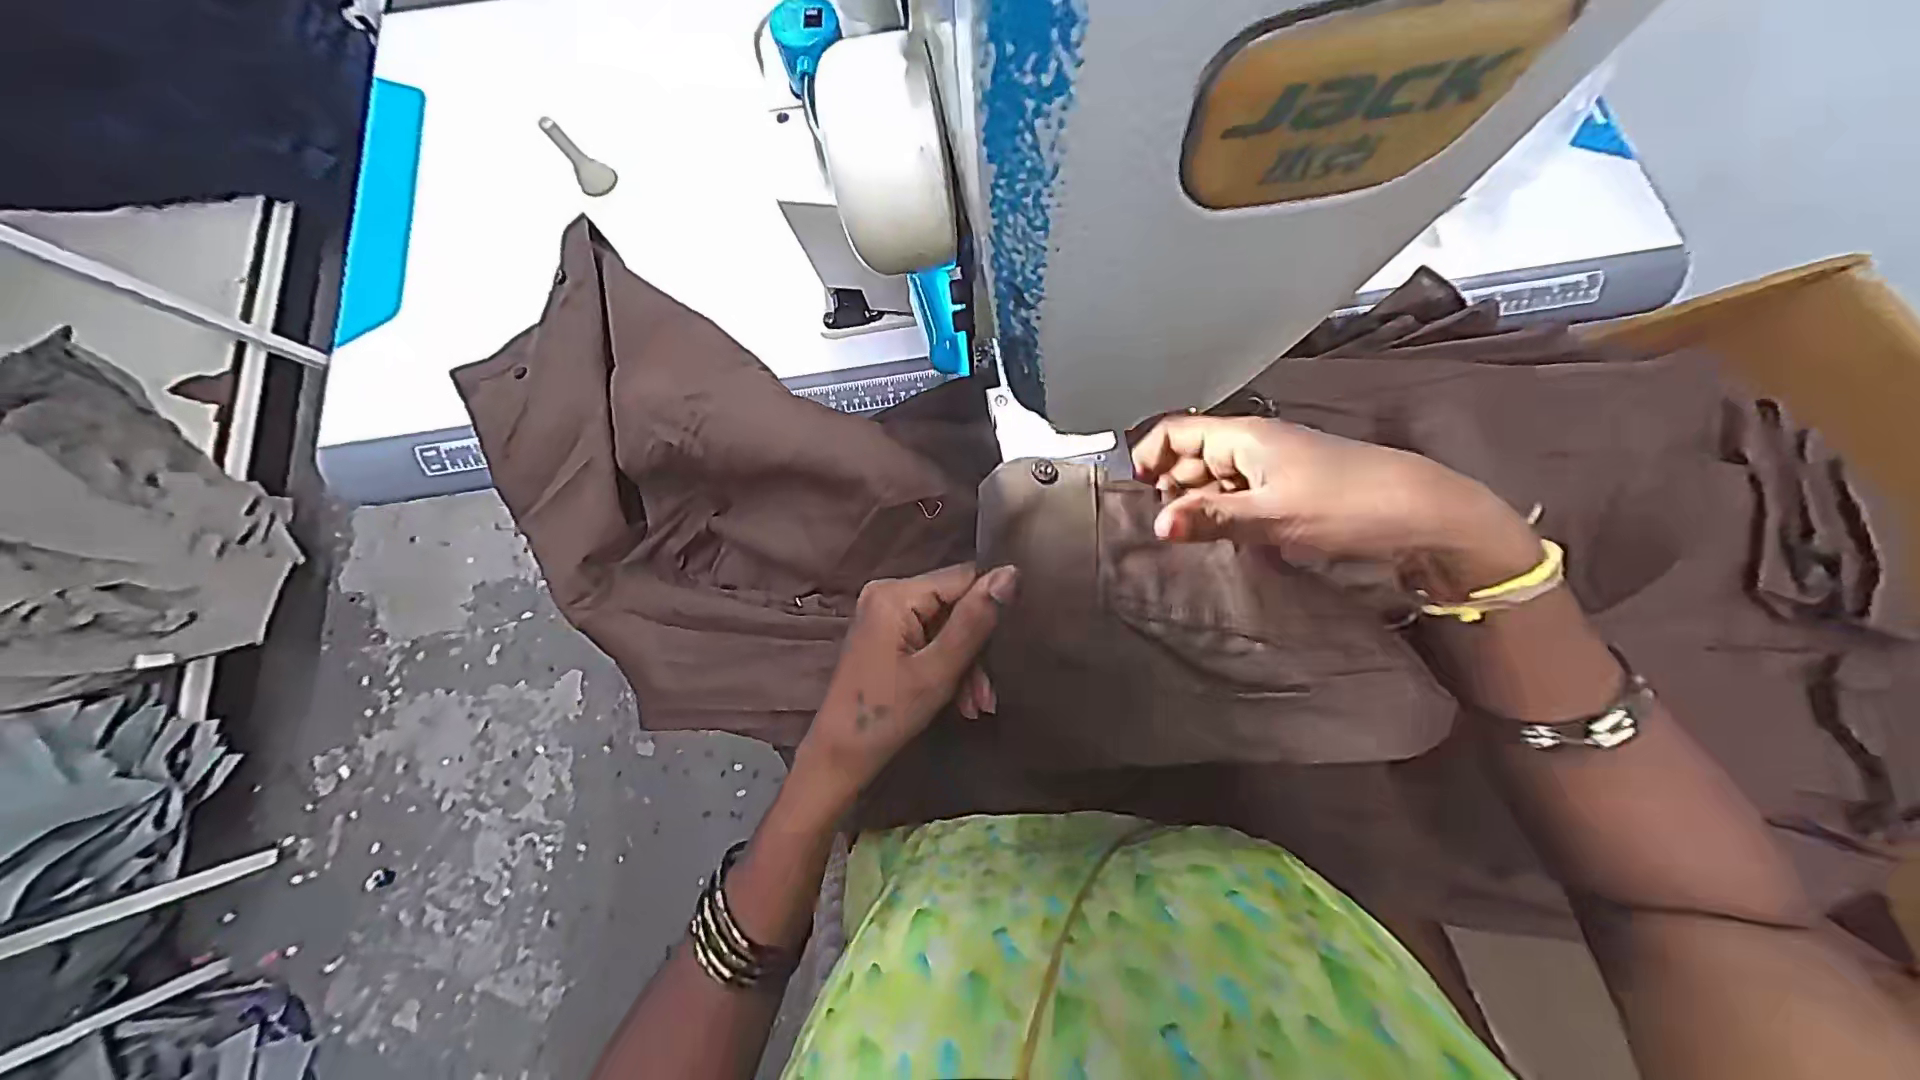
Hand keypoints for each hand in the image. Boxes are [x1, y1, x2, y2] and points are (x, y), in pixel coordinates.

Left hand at [792, 563, 1018, 806]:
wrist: (841, 756)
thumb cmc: (886, 715)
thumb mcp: (938, 670)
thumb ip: (974, 621)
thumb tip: (1011, 574)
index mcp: (895, 594)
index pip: (963, 577)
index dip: (991, 606)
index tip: (1012, 642)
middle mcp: (888, 593)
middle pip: (955, 603)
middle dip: (978, 647)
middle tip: (989, 690)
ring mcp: (885, 614)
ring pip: (948, 625)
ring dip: (967, 664)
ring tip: (978, 704)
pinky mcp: (887, 634)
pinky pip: (931, 639)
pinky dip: (948, 666)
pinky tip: (962, 701)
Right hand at [1131, 415, 1539, 593]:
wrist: (1424, 516)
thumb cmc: (1350, 503)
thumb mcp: (1272, 514)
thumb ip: (1211, 518)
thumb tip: (1159, 525)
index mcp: (1245, 436)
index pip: (1176, 431)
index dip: (1150, 456)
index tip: (1138, 492)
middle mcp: (1253, 445)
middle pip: (1190, 455)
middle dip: (1170, 485)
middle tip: (1165, 522)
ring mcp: (1271, 467)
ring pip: (1213, 478)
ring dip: (1196, 503)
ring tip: (1192, 533)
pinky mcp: (1287, 489)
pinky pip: (1238, 496)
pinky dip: (1222, 512)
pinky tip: (1223, 535)